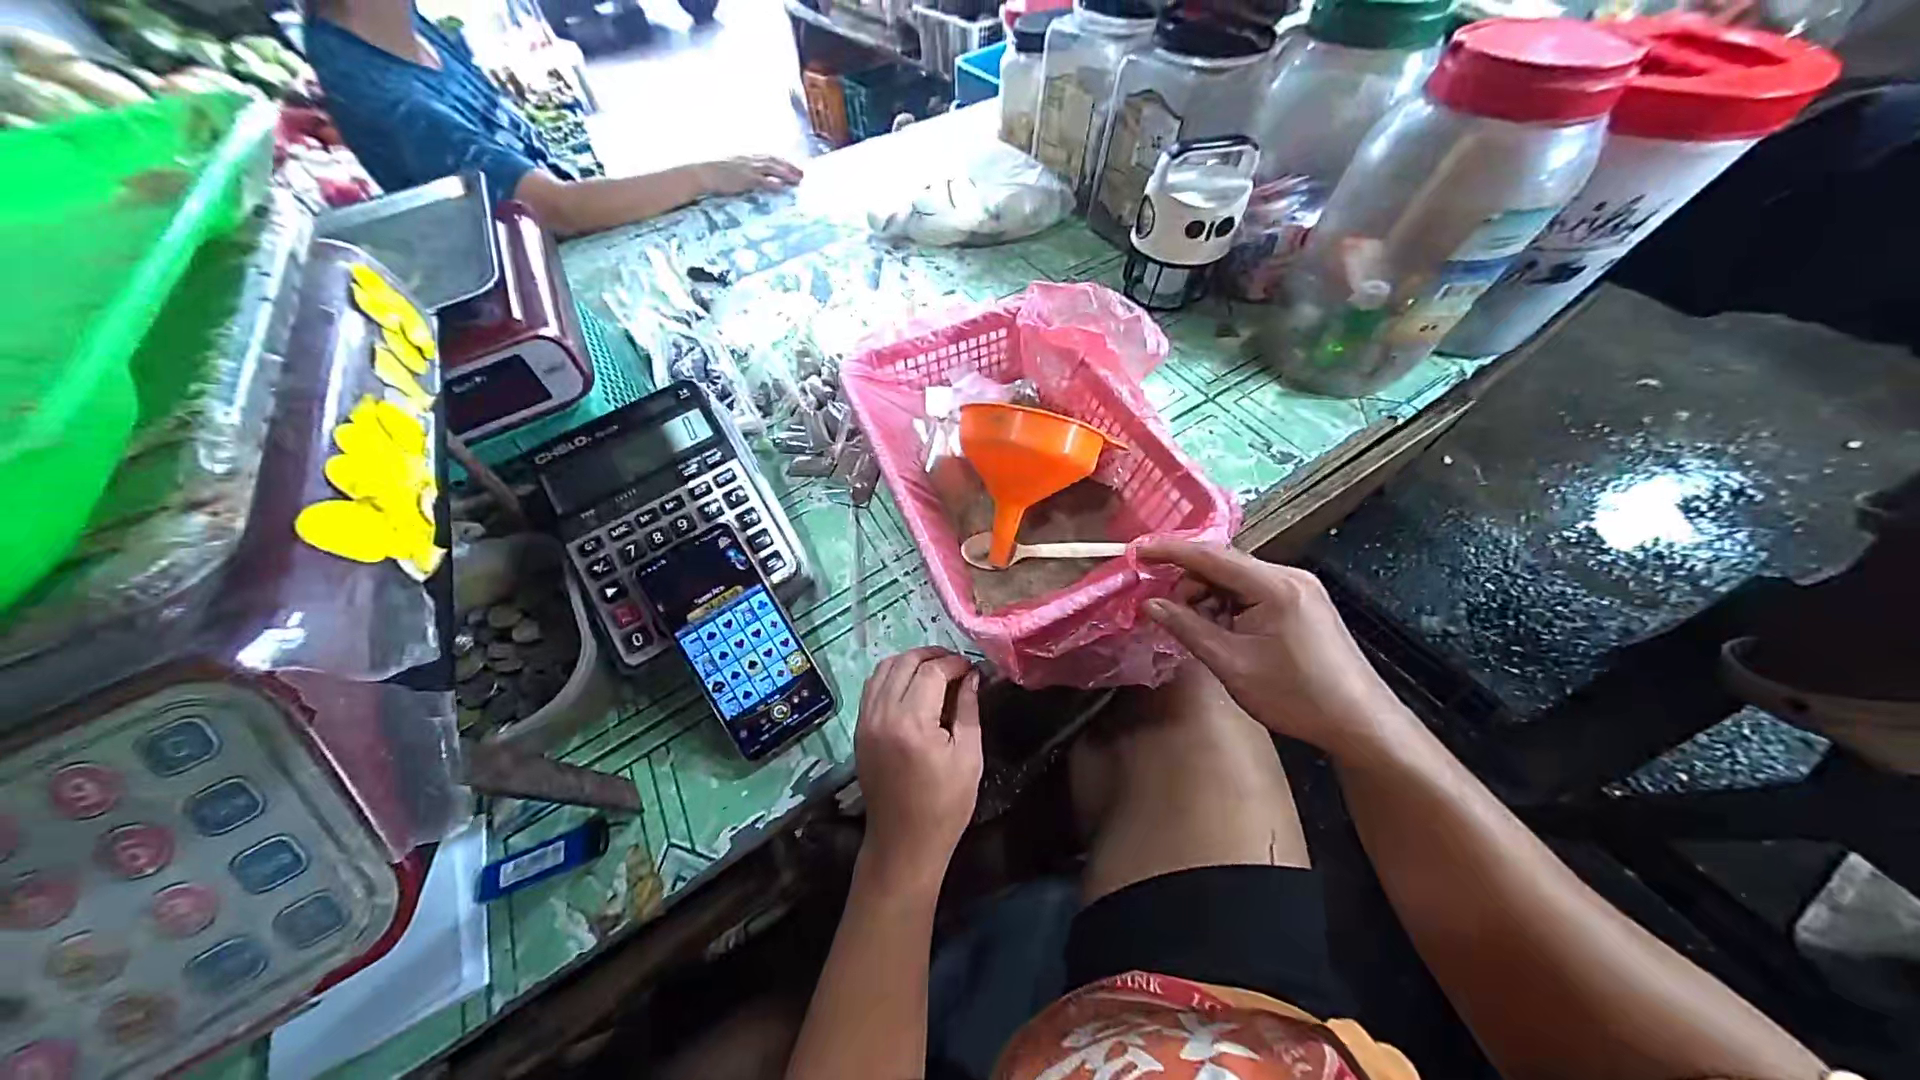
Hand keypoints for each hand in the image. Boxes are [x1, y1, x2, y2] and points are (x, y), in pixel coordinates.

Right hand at [695, 155, 803, 195]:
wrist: (701, 173)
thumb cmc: (713, 173)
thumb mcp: (730, 167)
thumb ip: (742, 170)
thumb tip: (751, 177)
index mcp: (746, 155)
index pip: (768, 156)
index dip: (782, 161)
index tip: (793, 166)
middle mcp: (750, 159)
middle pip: (774, 161)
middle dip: (789, 167)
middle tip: (803, 174)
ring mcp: (748, 168)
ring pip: (772, 169)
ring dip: (787, 174)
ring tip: (799, 180)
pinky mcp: (746, 178)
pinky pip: (764, 181)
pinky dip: (774, 183)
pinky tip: (784, 188)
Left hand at [854, 647, 982, 881]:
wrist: (904, 843)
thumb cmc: (945, 805)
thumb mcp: (969, 756)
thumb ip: (968, 709)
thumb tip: (972, 676)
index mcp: (912, 723)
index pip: (932, 671)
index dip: (955, 663)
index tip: (973, 668)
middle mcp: (882, 715)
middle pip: (904, 662)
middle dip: (933, 655)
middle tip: (957, 664)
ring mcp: (866, 721)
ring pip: (883, 669)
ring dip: (910, 661)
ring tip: (935, 669)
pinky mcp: (859, 729)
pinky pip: (872, 687)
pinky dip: (892, 676)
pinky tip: (912, 685)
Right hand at [1139, 540, 1418, 763]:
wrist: (1360, 722)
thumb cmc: (1295, 696)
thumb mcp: (1231, 663)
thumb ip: (1186, 627)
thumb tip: (1149, 604)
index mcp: (1274, 586)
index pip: (1210, 555)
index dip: (1169, 550)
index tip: (1135, 550)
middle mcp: (1288, 576)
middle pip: (1222, 564)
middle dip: (1187, 582)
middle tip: (1161, 608)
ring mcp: (1298, 588)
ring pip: (1235, 579)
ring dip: (1206, 596)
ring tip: (1192, 628)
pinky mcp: (1301, 603)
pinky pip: (1251, 592)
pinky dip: (1227, 605)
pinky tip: (1218, 630)